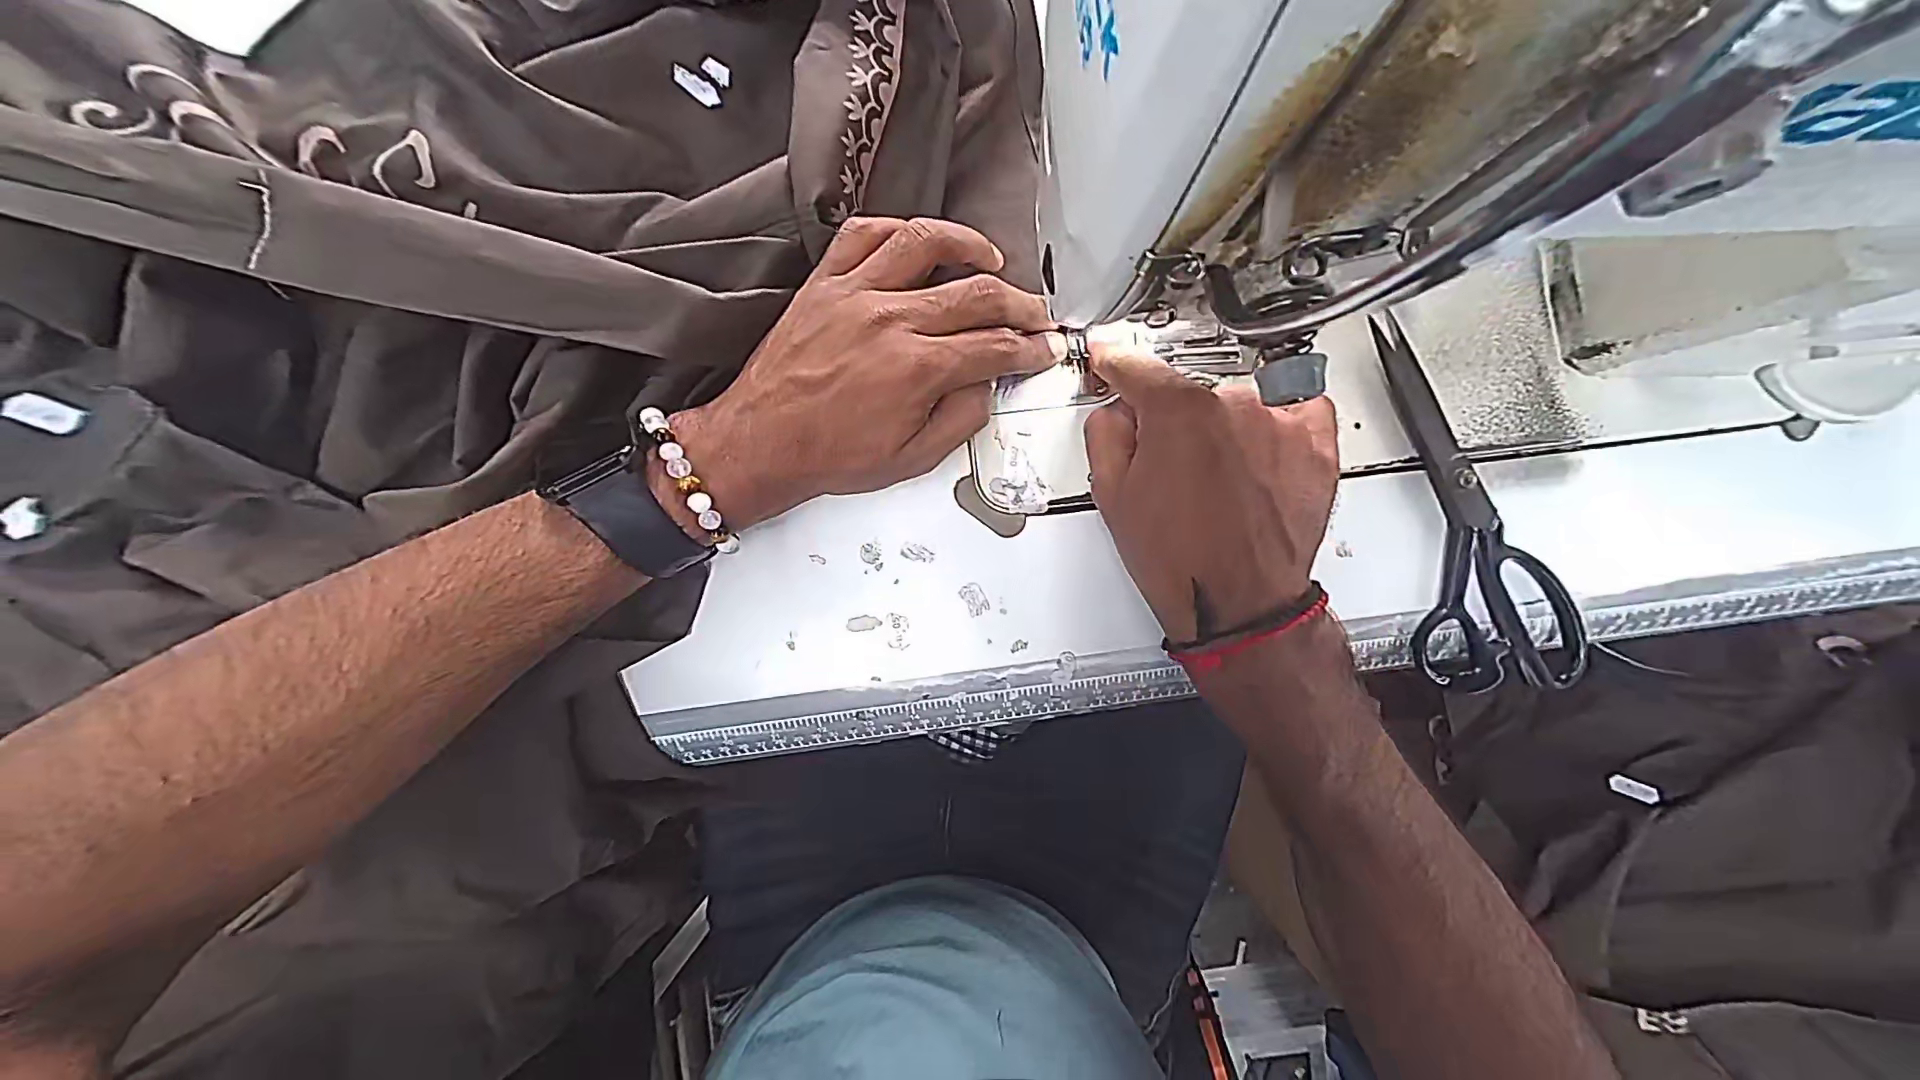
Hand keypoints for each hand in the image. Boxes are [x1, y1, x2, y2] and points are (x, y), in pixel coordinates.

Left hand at [659, 217, 1062, 530]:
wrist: (762, 443)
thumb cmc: (828, 455)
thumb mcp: (911, 459)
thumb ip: (960, 419)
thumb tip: (987, 385)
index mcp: (916, 369)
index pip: (995, 346)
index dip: (1030, 347)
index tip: (1043, 348)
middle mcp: (890, 322)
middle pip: (977, 292)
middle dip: (1020, 304)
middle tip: (1034, 315)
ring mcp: (855, 295)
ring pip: (926, 243)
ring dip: (969, 244)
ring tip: (990, 257)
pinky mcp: (825, 285)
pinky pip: (865, 234)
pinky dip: (898, 228)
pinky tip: (916, 241)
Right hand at [1086, 336, 1338, 644]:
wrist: (1239, 601)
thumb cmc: (1181, 560)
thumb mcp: (1112, 495)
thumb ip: (1105, 431)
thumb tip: (1117, 410)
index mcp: (1177, 412)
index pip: (1136, 366)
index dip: (1114, 364)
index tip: (1112, 362)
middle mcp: (1232, 405)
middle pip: (1188, 388)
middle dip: (1172, 417)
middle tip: (1171, 466)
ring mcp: (1279, 420)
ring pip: (1236, 400)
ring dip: (1222, 425)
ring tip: (1216, 480)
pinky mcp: (1316, 441)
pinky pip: (1292, 406)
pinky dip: (1272, 424)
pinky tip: (1255, 460)